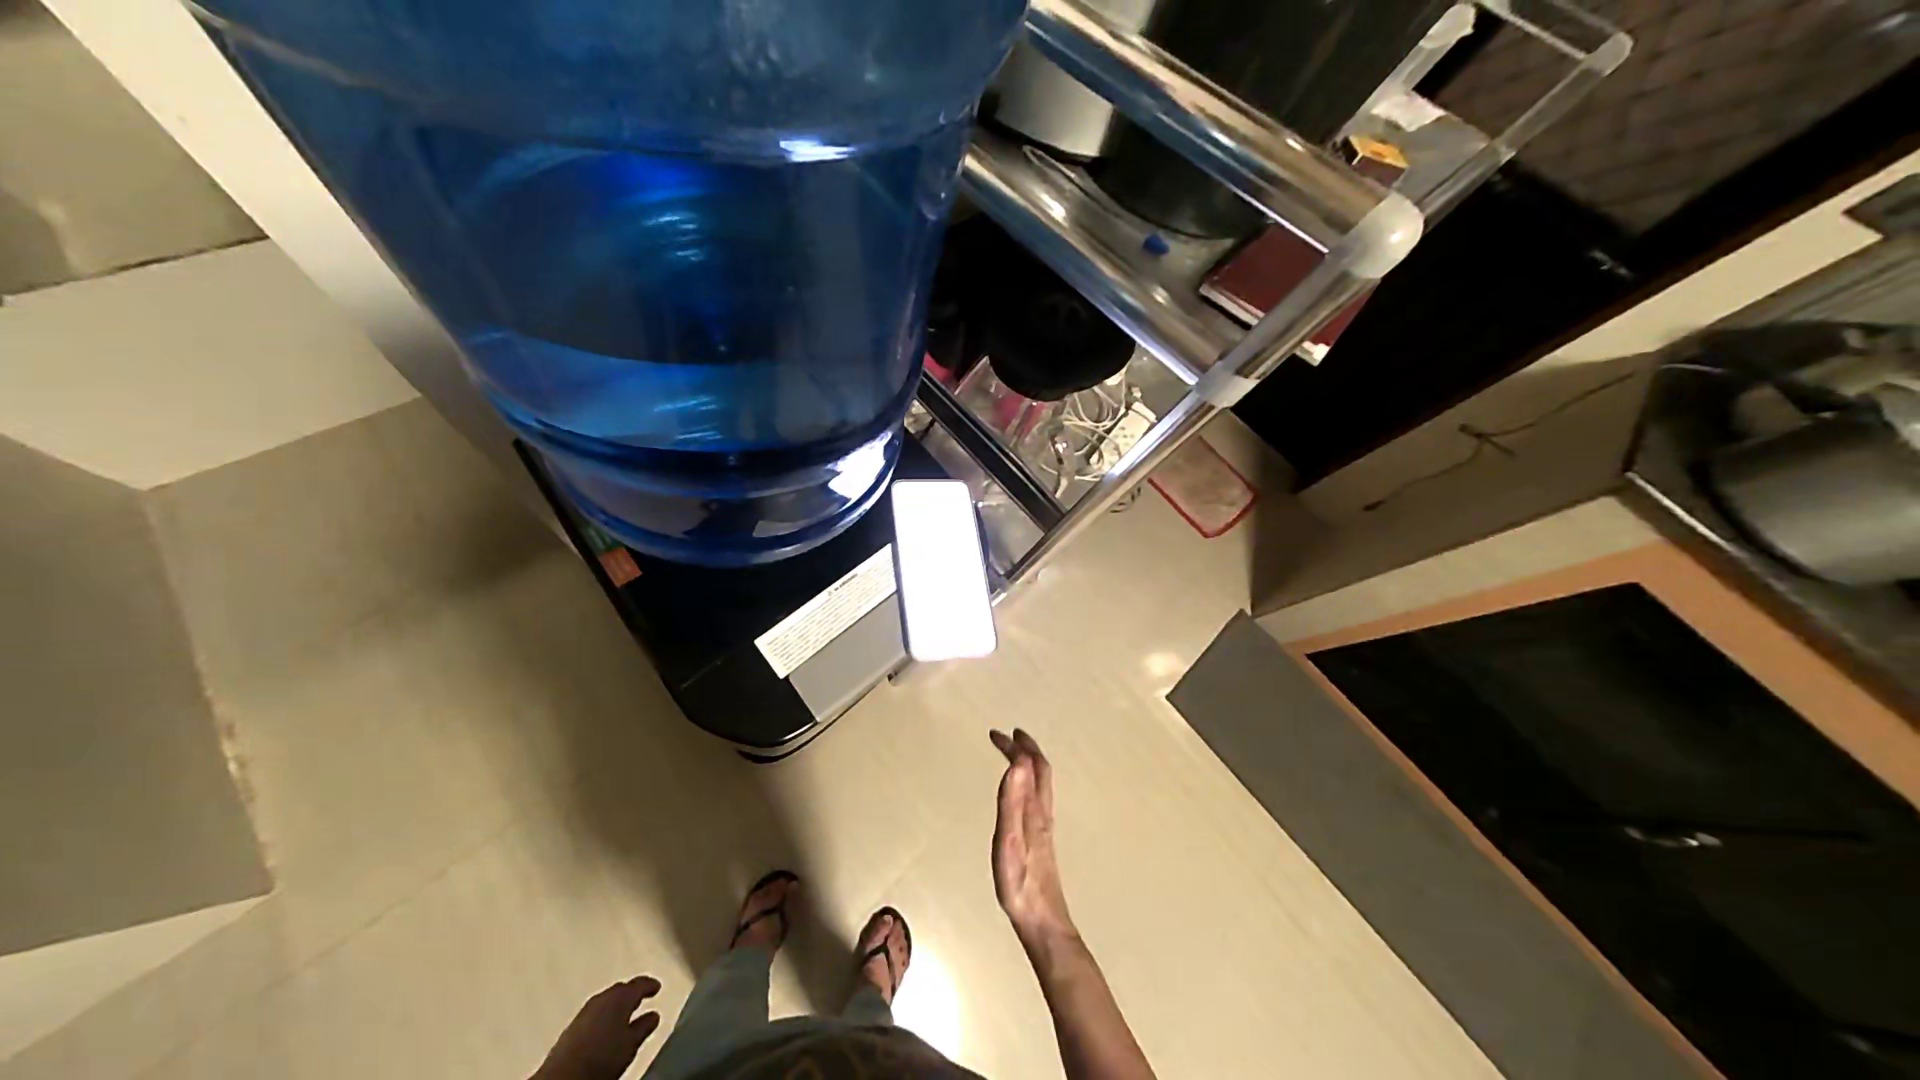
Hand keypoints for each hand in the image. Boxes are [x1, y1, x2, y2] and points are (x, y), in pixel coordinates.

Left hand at [532, 976, 661, 1079]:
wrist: (564, 1077)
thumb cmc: (601, 1057)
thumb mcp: (632, 1043)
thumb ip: (644, 1026)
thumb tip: (652, 1017)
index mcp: (620, 996)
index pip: (639, 983)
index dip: (650, 984)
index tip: (656, 987)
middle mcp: (601, 998)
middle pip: (621, 990)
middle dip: (632, 994)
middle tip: (642, 999)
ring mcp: (584, 1012)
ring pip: (606, 1002)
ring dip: (617, 1006)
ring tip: (626, 1016)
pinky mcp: (571, 1028)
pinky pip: (593, 1015)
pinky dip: (603, 1017)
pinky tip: (606, 1030)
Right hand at [991, 729, 1075, 950]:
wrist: (1043, 922)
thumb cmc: (1021, 883)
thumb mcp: (1010, 840)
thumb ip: (1012, 801)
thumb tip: (1016, 762)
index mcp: (1035, 810)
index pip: (1030, 767)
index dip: (1015, 747)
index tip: (997, 734)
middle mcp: (1042, 814)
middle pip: (1040, 772)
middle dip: (1026, 749)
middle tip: (1010, 735)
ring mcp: (1043, 828)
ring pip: (1040, 785)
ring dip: (1028, 764)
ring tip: (1015, 757)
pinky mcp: (1040, 842)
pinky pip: (1036, 799)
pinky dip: (1027, 783)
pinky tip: (1021, 795)